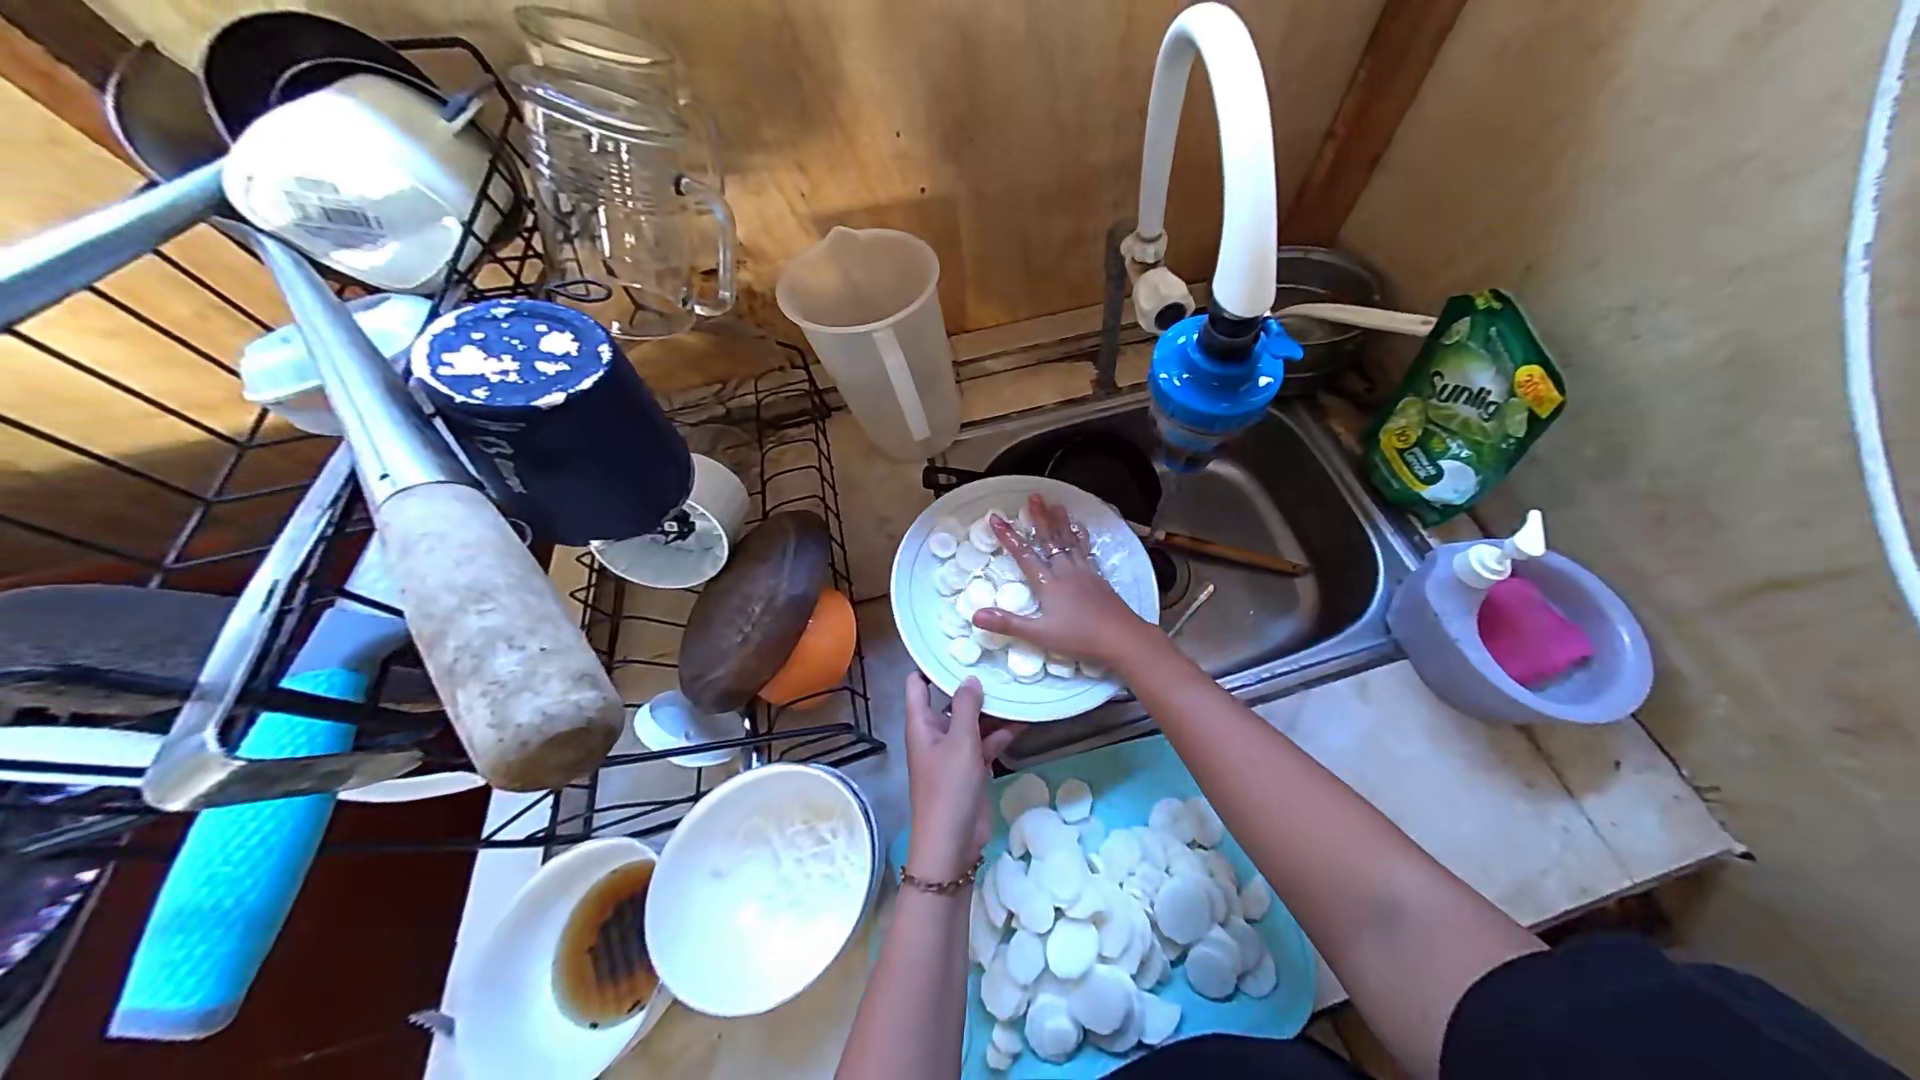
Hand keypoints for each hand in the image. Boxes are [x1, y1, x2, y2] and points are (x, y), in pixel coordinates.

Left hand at [903, 673, 1020, 882]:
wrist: (952, 843)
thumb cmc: (948, 787)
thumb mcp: (960, 741)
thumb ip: (966, 707)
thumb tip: (970, 678)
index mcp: (921, 723)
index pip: (917, 684)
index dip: (930, 663)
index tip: (955, 644)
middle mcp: (935, 732)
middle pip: (950, 699)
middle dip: (971, 683)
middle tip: (997, 658)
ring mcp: (954, 750)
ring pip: (973, 720)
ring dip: (993, 708)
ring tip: (1018, 684)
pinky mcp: (972, 767)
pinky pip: (987, 741)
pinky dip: (1002, 732)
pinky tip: (1025, 718)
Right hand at [972, 494, 1160, 668]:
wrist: (1122, 637)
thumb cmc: (1080, 637)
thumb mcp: (1039, 634)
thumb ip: (1008, 624)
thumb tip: (976, 616)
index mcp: (1049, 583)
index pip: (1024, 555)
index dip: (1008, 536)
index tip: (995, 518)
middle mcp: (1066, 571)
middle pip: (1051, 539)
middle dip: (1040, 517)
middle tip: (1034, 497)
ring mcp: (1085, 573)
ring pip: (1070, 541)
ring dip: (1062, 522)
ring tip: (1058, 505)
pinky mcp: (1099, 579)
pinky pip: (1086, 551)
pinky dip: (1081, 538)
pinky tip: (1082, 533)